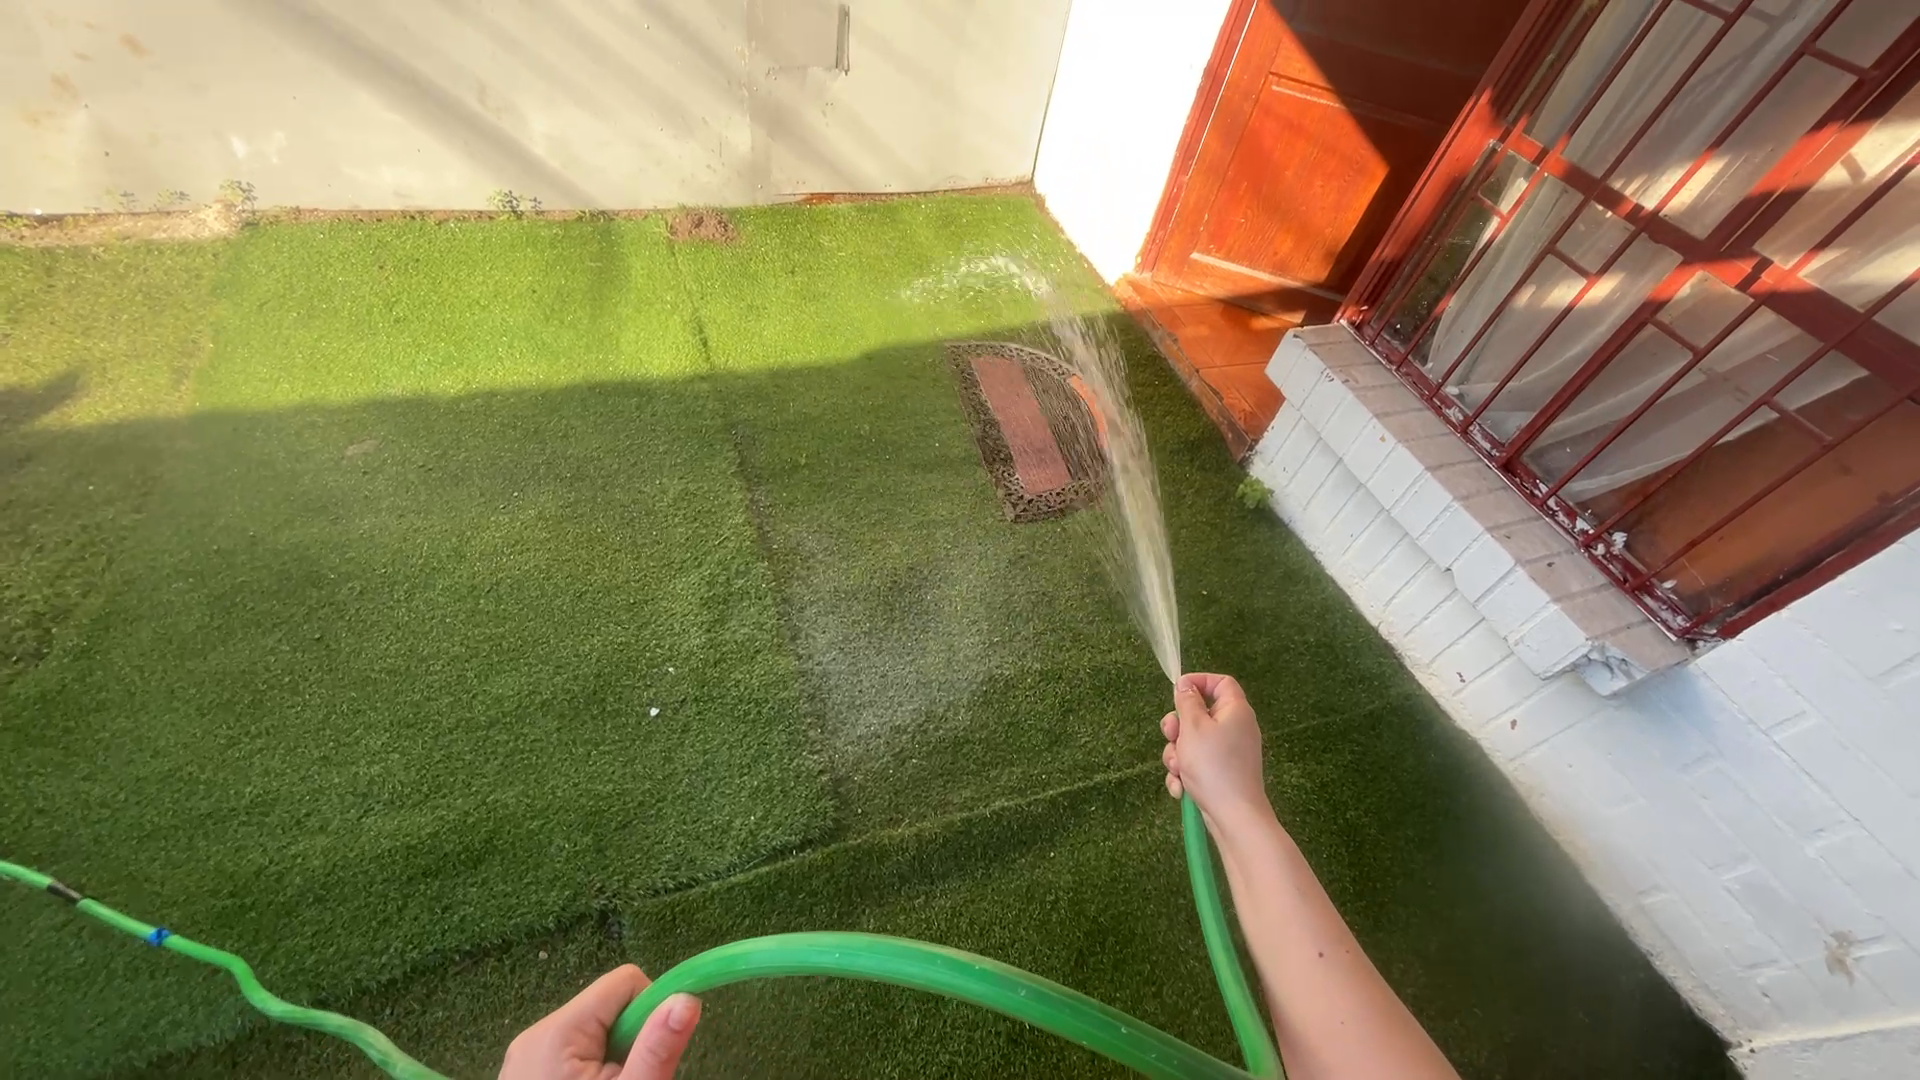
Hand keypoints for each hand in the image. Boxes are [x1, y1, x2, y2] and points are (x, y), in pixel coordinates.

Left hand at [500, 965, 700, 1079]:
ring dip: (617, 1060)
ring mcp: (526, 1059)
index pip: (627, 982)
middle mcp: (536, 1035)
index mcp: (558, 1031)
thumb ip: (657, 1048)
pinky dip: (594, 1075)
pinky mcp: (526, 1077)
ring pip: (597, 1033)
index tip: (650, 1058)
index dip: (652, 1012)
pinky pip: (576, 1055)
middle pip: (612, 1008)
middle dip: (634, 1042)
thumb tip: (689, 998)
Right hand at [1160, 673, 1272, 833]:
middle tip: (1171, 736)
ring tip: (1178, 770)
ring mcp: (1227, 753)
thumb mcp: (1194, 727)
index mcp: (1235, 711)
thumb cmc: (1213, 765)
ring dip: (1177, 754)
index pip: (1221, 682)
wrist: (1233, 816)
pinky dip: (1185, 773)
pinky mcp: (1219, 773)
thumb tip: (1186, 685)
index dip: (1199, 682)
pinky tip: (1180, 788)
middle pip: (1199, 713)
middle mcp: (1234, 728)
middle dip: (1178, 727)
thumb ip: (1187, 702)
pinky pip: (1195, 763)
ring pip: (1191, 741)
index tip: (1178, 692)